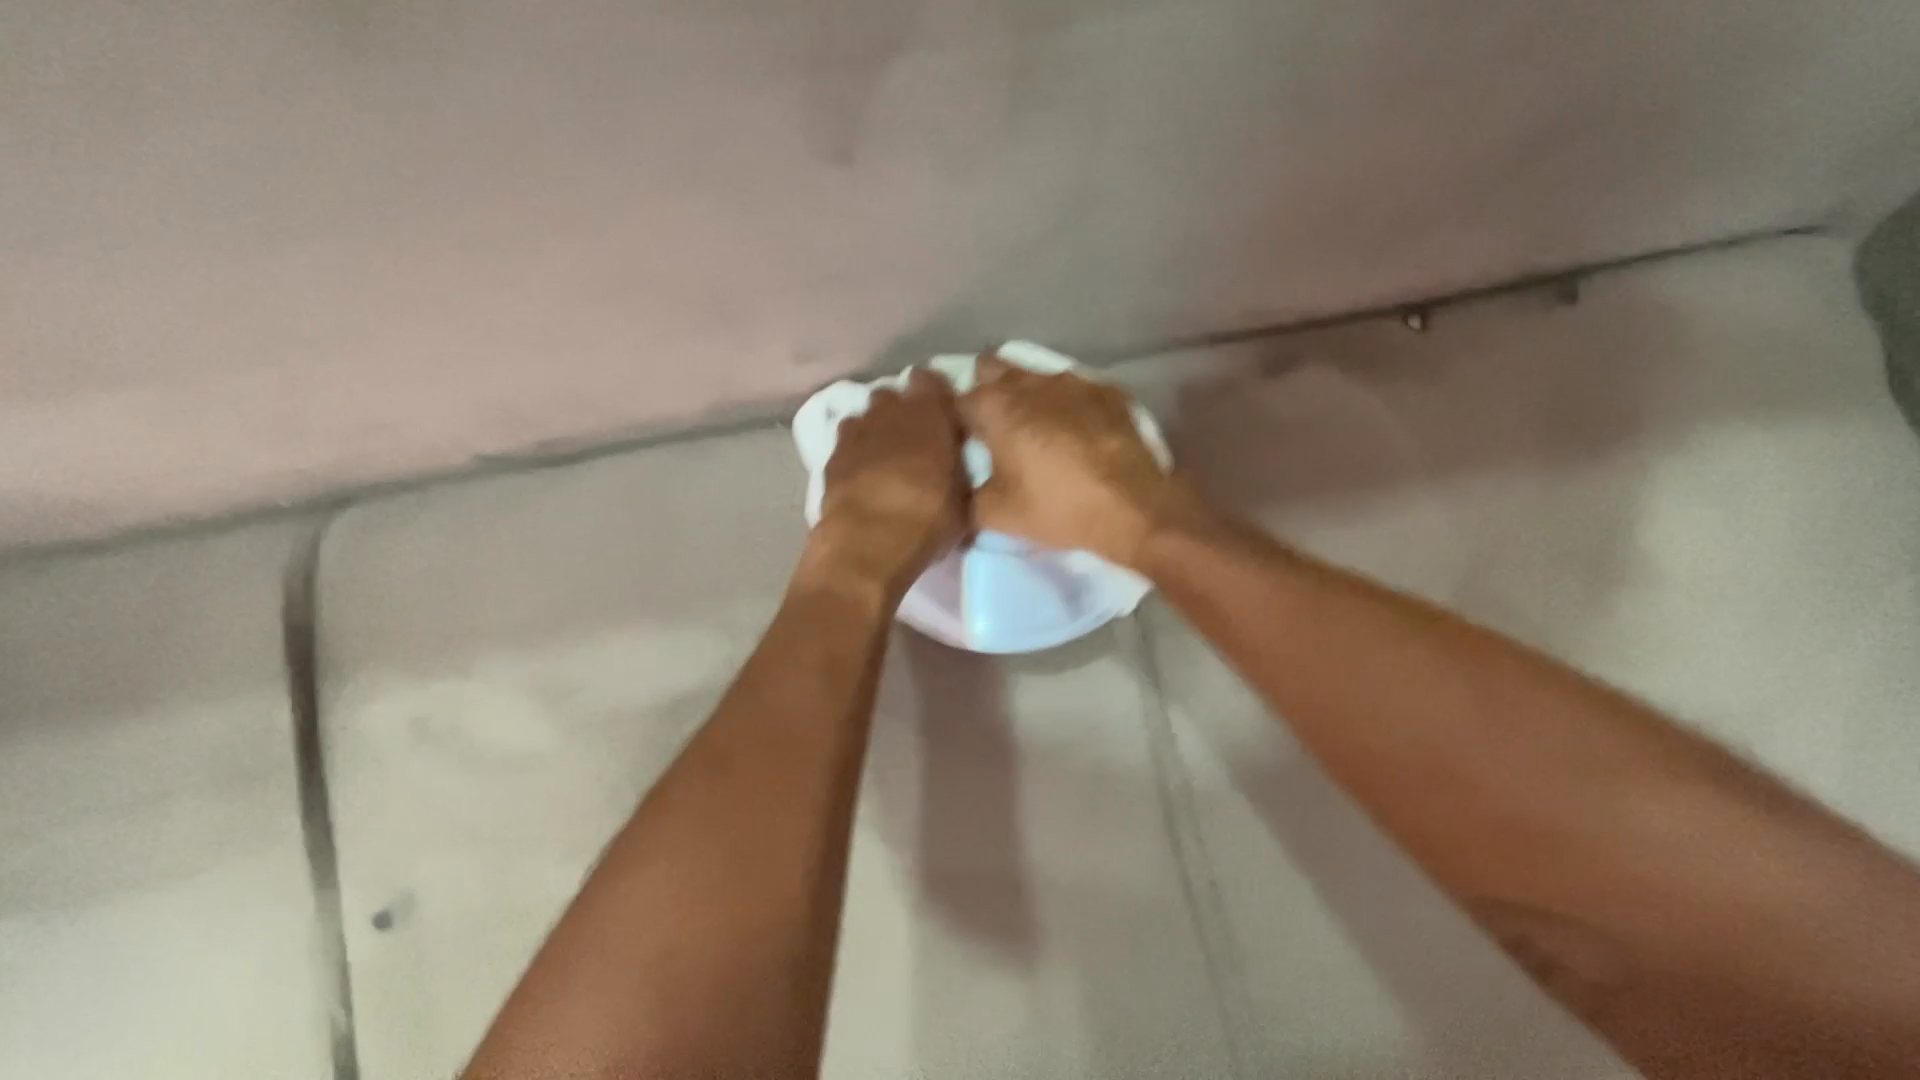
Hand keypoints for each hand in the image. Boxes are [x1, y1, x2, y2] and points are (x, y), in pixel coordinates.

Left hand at [808, 368, 968, 595]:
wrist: (869, 542)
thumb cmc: (929, 518)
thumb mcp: (963, 500)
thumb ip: (959, 473)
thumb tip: (959, 474)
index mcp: (930, 413)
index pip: (930, 380)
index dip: (935, 395)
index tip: (943, 415)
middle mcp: (890, 412)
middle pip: (893, 396)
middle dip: (902, 411)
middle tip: (915, 440)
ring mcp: (856, 432)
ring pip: (866, 417)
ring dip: (876, 430)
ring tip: (885, 458)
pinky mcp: (831, 457)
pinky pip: (846, 443)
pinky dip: (854, 453)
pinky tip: (861, 475)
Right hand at [958, 354, 1195, 569]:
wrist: (1133, 508)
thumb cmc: (1057, 508)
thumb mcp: (997, 516)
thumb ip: (965, 500)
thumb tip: (955, 496)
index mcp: (995, 407)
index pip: (955, 397)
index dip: (951, 416)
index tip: (955, 435)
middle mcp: (1029, 383)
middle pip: (992, 369)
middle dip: (986, 389)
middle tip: (990, 425)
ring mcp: (1072, 382)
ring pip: (1036, 376)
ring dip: (1028, 394)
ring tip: (1035, 427)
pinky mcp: (1107, 391)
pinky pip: (1076, 390)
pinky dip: (1068, 405)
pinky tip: (1077, 430)